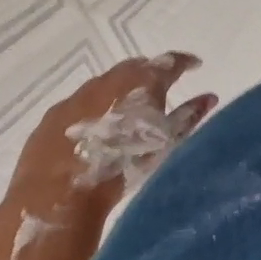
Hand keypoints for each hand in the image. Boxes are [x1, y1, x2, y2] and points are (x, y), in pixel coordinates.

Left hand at [7, 53, 215, 219]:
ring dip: (120, 86)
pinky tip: (96, 123)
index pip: (168, 62)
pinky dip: (94, 103)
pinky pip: (78, 100)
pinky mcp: (51, 117)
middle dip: (150, 71)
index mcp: (140, 84)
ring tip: (129, 104)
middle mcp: (107, 83)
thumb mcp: (165, 143)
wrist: (56, 197)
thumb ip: (189, 116)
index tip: (195, 66)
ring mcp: (75, 98)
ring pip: (105, 81)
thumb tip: (209, 97)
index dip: (184, 62)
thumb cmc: (121, 167)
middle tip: (162, 83)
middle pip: (134, 66)